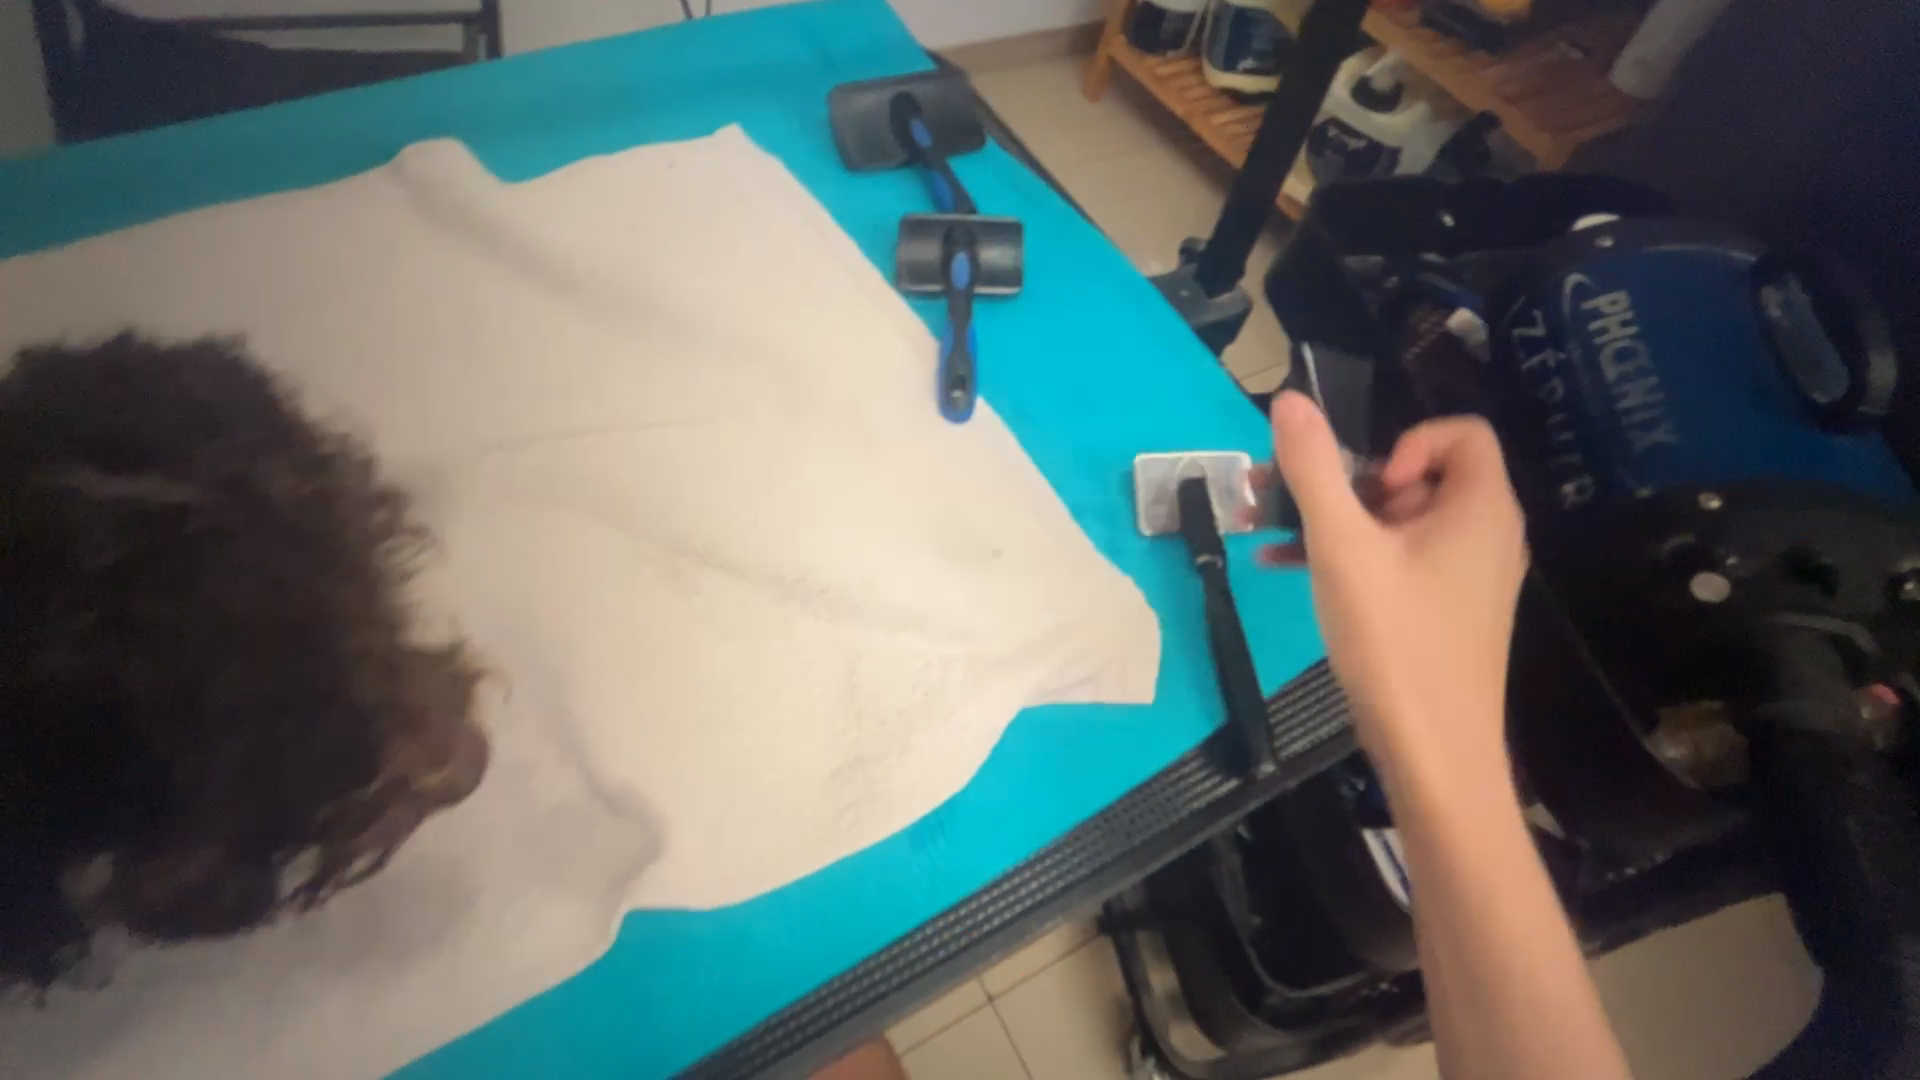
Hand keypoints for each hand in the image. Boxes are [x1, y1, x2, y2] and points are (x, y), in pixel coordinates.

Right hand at [1265, 391, 1527, 790]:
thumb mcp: (1341, 547)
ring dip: (1331, 519)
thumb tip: (1288, 399)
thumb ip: (1314, 470)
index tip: (1363, 490)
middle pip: (1417, 476)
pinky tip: (1284, 567)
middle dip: (1343, 483)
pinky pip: (1394, 560)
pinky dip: (1347, 555)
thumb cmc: (1393, 639)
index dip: (1403, 446)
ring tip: (1267, 531)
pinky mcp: (1442, 610)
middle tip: (1285, 502)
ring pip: (1396, 522)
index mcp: (1480, 509)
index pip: (1459, 433)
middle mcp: (1483, 535)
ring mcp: (1463, 576)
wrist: (1431, 750)